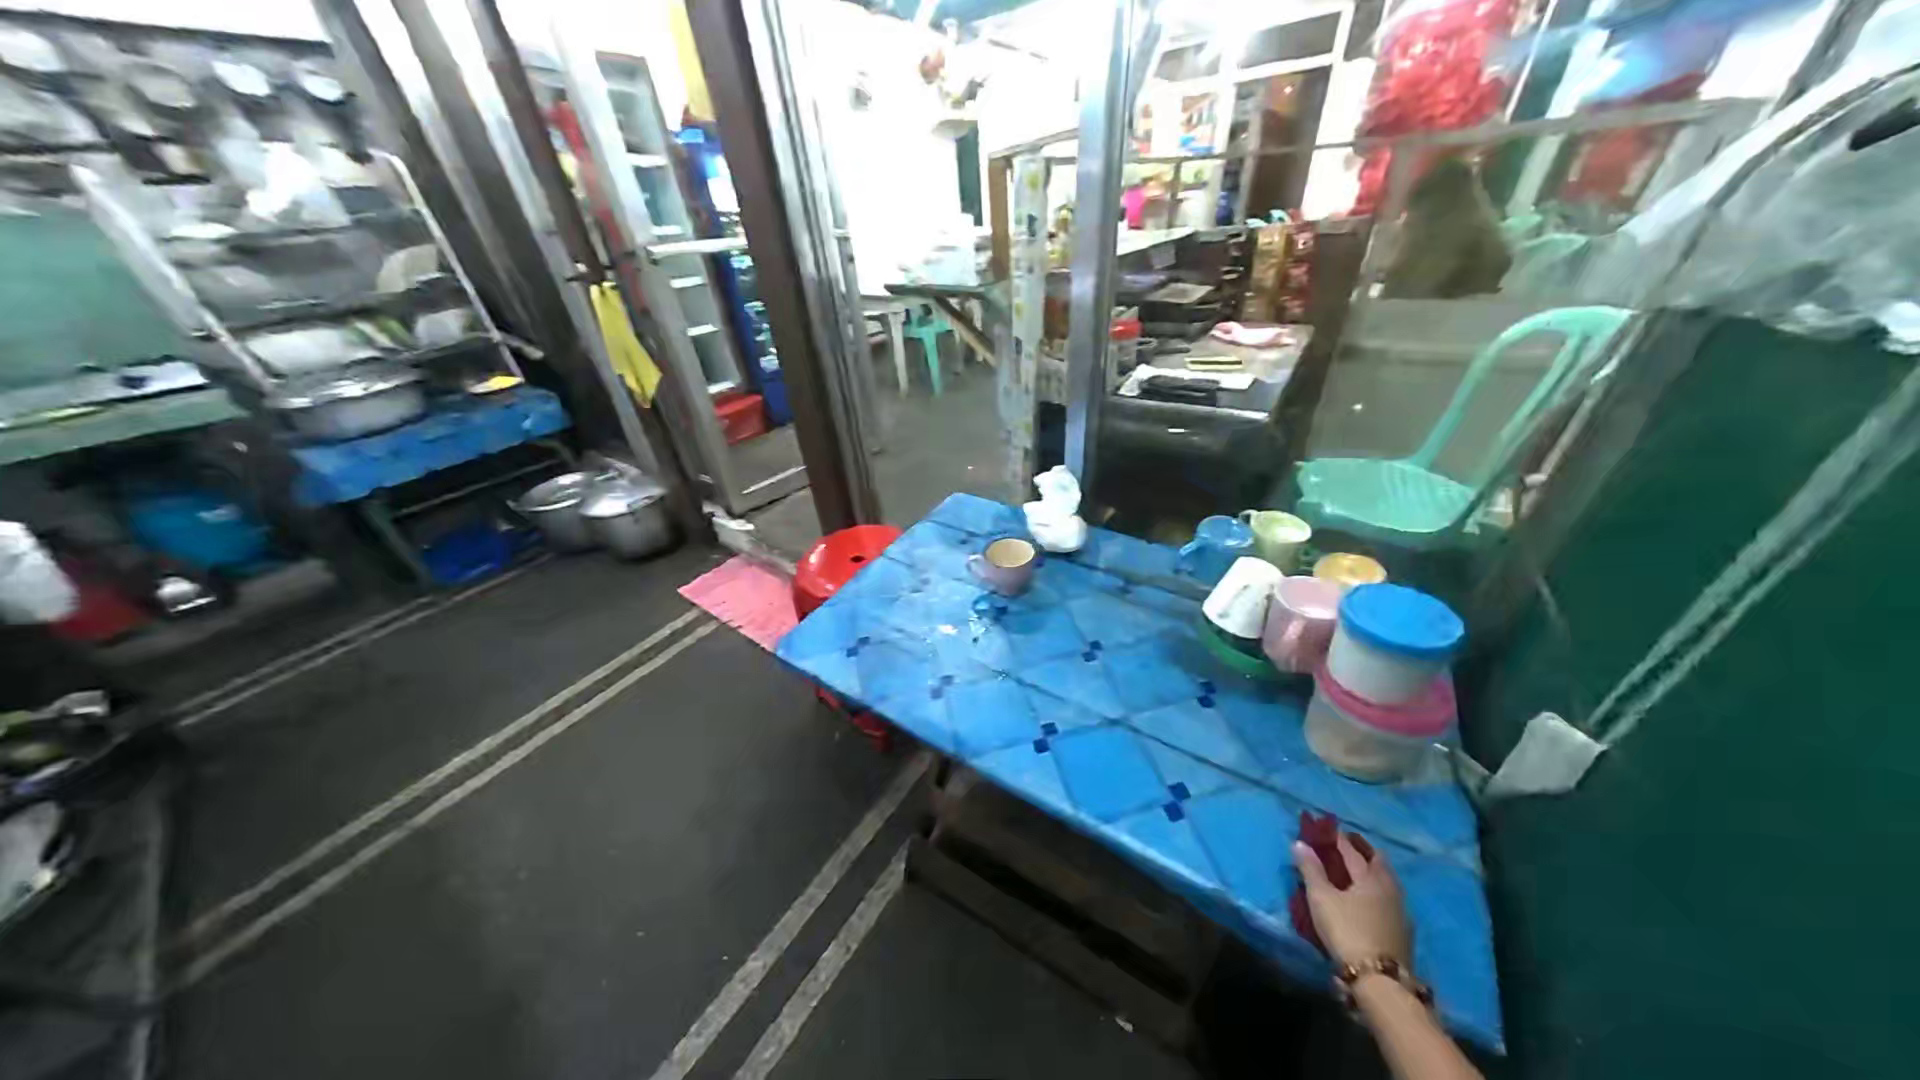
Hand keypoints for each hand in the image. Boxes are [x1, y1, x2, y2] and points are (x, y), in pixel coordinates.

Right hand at [1292, 834, 1411, 970]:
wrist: (1380, 980)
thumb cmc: (1347, 930)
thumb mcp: (1321, 898)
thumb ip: (1310, 869)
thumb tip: (1300, 843)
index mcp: (1371, 877)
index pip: (1353, 851)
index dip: (1339, 839)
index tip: (1328, 829)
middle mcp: (1390, 890)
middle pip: (1377, 863)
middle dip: (1362, 852)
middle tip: (1347, 845)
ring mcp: (1400, 912)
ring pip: (1386, 883)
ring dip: (1371, 872)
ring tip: (1356, 871)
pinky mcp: (1402, 932)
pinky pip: (1388, 900)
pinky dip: (1376, 892)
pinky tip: (1368, 899)